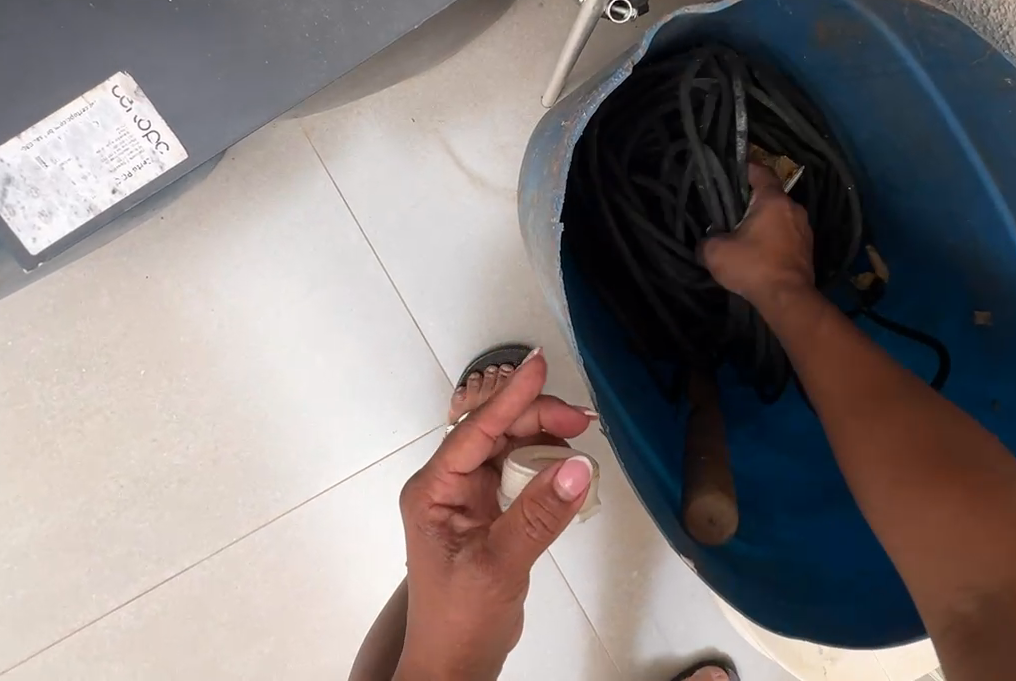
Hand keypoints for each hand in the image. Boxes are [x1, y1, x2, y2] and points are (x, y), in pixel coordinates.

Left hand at [395, 351, 594, 680]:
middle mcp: (449, 482)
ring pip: (509, 445)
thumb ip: (539, 514)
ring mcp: (470, 494)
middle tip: (580, 419)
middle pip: (495, 430)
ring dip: (543, 435)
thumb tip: (578, 466)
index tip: (540, 365)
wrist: (454, 668)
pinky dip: (545, 461)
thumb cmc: (460, 620)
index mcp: (434, 488)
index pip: (475, 430)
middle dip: (536, 416)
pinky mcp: (490, 507)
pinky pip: (519, 469)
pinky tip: (567, 461)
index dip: (511, 396)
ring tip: (579, 432)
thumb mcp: (499, 566)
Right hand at [701, 160, 817, 313]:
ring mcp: (803, 228)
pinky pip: (787, 232)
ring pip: (780, 214)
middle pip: (771, 194)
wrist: (788, 298)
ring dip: (764, 219)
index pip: (761, 172)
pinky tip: (759, 249)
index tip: (731, 170)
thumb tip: (705, 242)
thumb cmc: (753, 266)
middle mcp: (793, 208)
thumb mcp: (716, 253)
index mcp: (773, 200)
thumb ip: (706, 241)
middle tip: (731, 207)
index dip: (746, 168)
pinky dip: (773, 235)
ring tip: (743, 231)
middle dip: (751, 198)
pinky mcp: (807, 248)